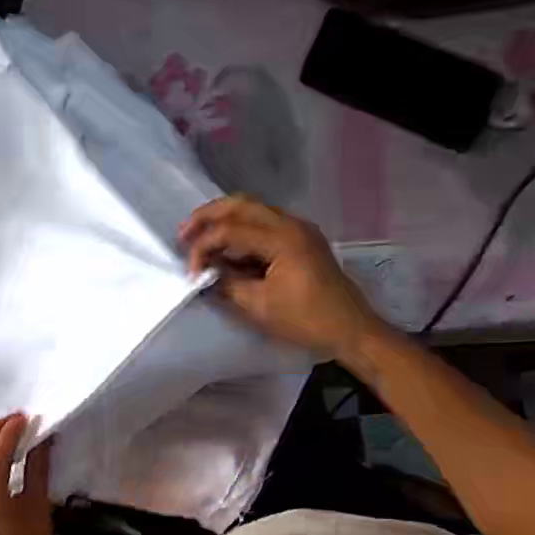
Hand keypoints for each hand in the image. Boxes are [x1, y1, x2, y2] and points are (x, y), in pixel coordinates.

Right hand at [179, 195, 382, 359]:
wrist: (350, 329)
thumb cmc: (305, 320)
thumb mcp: (259, 307)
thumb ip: (227, 285)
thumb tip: (205, 275)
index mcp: (282, 238)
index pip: (230, 229)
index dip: (204, 247)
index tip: (191, 272)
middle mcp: (292, 224)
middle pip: (242, 205)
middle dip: (209, 216)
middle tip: (184, 233)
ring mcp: (300, 231)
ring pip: (254, 212)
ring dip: (225, 222)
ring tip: (201, 240)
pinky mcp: (302, 242)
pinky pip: (266, 227)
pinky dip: (242, 233)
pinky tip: (228, 252)